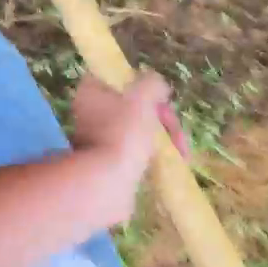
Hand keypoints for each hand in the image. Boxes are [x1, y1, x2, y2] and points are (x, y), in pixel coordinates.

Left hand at [69, 72, 186, 223]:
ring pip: (136, 132)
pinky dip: (149, 159)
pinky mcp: (105, 166)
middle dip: (161, 121)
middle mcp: (89, 113)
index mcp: (91, 91)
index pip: (124, 80)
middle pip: (134, 107)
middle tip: (177, 138)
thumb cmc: (123, 133)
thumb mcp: (143, 97)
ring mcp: (95, 141)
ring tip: (178, 156)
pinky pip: (132, 155)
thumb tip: (158, 87)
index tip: (165, 103)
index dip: (148, 88)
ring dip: (159, 141)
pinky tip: (162, 168)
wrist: (106, 186)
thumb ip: (153, 83)